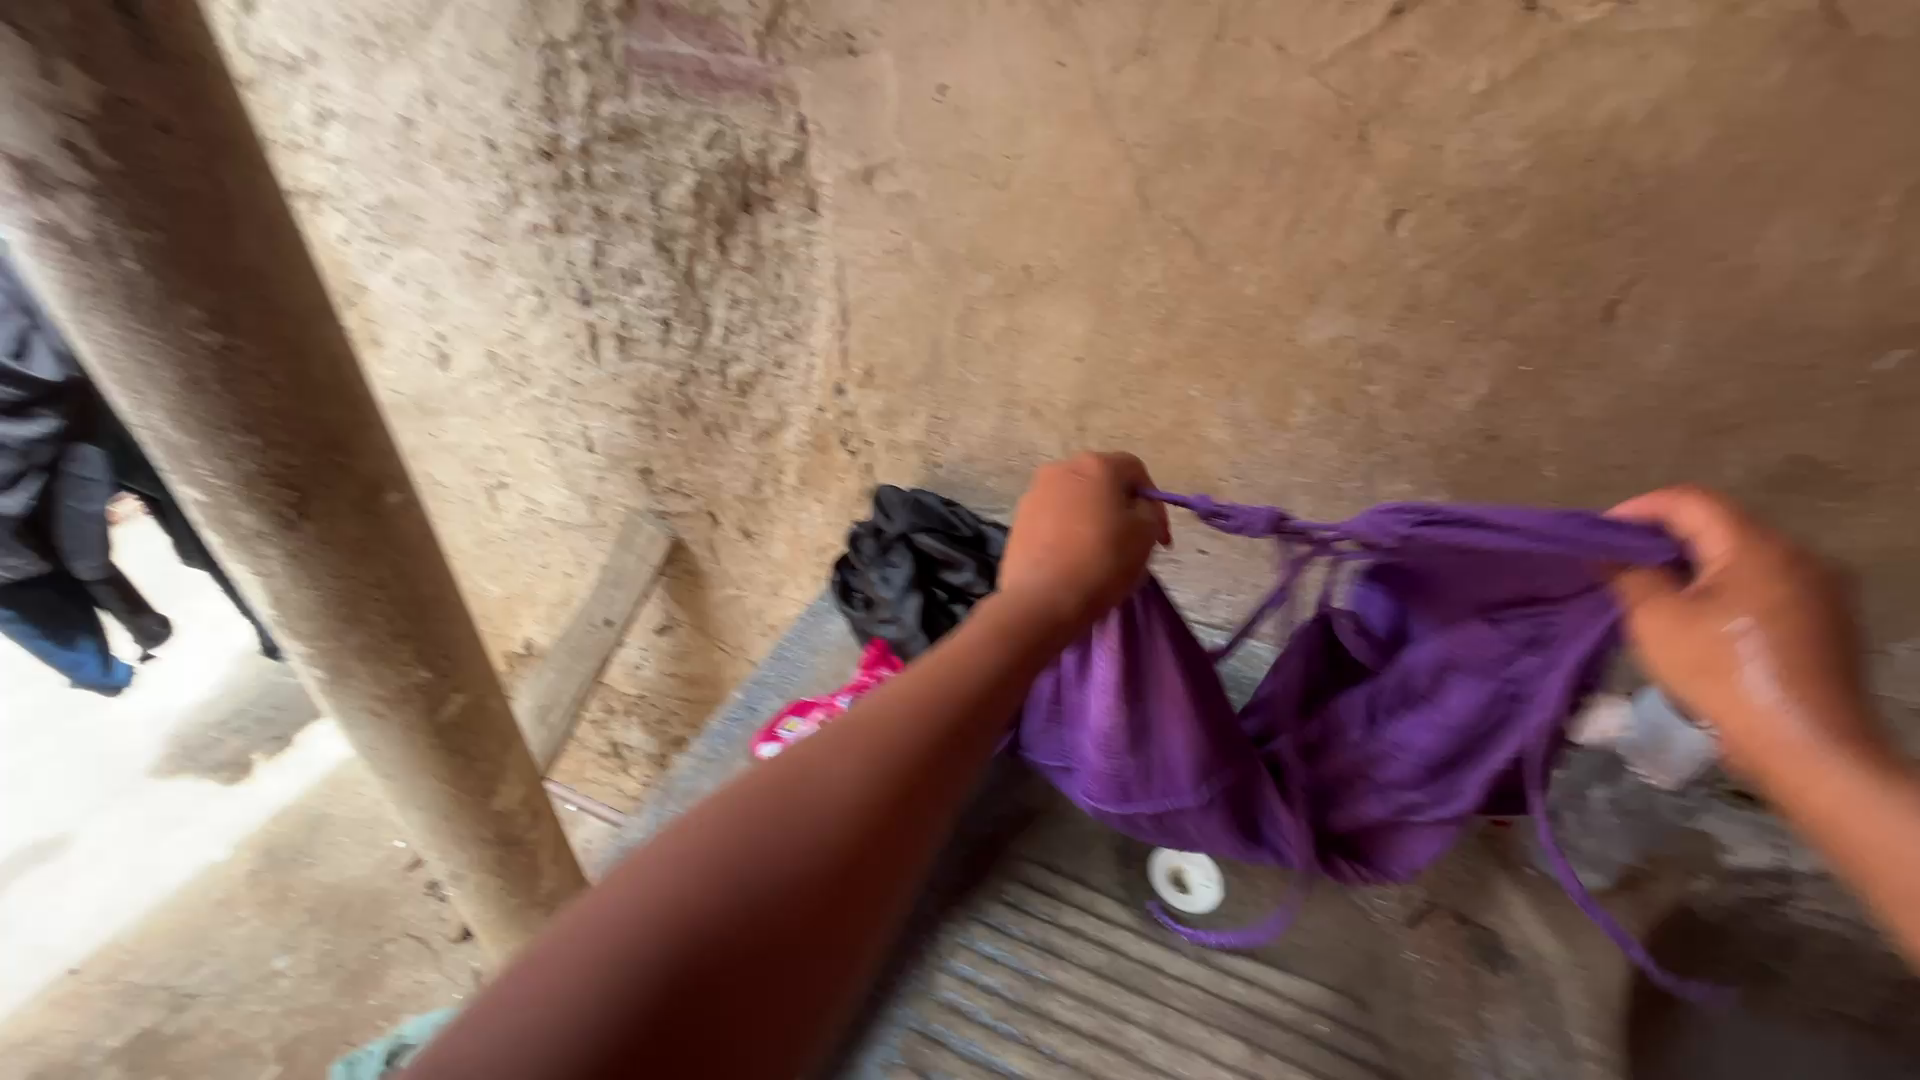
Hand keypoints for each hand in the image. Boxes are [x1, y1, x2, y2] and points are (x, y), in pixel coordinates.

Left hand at [998, 452, 1170, 640]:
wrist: (1041, 599)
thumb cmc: (1101, 561)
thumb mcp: (1145, 534)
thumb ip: (1149, 511)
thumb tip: (1136, 507)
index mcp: (1095, 465)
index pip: (1136, 471)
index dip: (1154, 502)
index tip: (1160, 537)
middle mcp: (1060, 469)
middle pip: (1102, 484)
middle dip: (1122, 510)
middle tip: (1134, 544)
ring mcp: (1034, 494)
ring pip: (1076, 502)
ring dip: (1094, 521)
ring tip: (1103, 555)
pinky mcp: (1018, 520)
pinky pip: (1054, 520)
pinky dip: (1069, 533)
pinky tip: (1075, 560)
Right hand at [1607, 485, 1881, 778]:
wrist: (1805, 744)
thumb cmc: (1720, 673)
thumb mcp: (1655, 619)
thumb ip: (1626, 573)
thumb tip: (1604, 551)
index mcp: (1757, 547)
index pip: (1689, 501)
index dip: (1635, 509)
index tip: (1596, 536)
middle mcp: (1798, 555)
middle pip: (1718, 523)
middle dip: (1660, 537)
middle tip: (1614, 563)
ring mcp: (1819, 587)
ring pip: (1739, 554)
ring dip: (1689, 563)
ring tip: (1647, 591)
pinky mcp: (1823, 617)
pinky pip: (1761, 581)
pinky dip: (1718, 585)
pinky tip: (1692, 616)